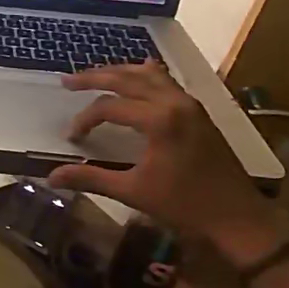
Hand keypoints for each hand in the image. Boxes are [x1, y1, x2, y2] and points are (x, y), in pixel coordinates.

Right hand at [45, 61, 288, 265]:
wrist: (238, 218)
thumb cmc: (184, 205)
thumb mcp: (132, 192)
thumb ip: (90, 178)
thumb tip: (50, 177)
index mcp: (159, 120)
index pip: (109, 107)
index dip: (84, 119)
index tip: (72, 138)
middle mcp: (175, 103)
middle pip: (127, 80)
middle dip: (94, 78)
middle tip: (67, 81)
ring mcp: (190, 106)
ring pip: (149, 76)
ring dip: (119, 73)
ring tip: (95, 74)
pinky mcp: (198, 113)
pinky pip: (168, 83)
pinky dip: (148, 75)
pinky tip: (141, 70)